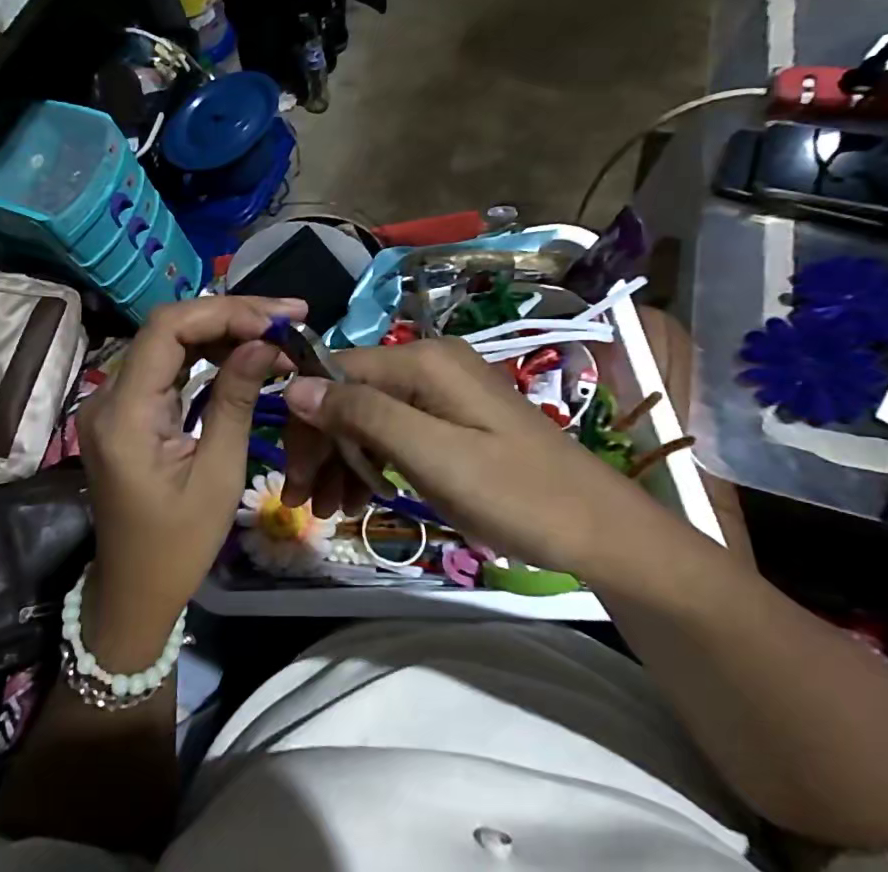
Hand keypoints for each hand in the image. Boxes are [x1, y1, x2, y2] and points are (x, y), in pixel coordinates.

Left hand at [77, 296, 303, 666]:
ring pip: (170, 342)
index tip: (278, 319)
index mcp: (124, 414)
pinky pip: (168, 367)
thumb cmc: (178, 545)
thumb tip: (264, 342)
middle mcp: (109, 397)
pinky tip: (246, 353)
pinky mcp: (128, 411)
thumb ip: (236, 401)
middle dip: (231, 316)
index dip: (225, 313)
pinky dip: (209, 355)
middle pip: (169, 329)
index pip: (168, 329)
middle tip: (291, 317)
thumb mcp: (218, 475)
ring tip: (279, 333)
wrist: (135, 589)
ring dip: (224, 332)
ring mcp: (114, 402)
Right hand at [281, 337, 691, 577]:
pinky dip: (374, 462)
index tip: (295, 479)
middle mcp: (430, 364)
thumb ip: (363, 415)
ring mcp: (445, 391)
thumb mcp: (433, 456)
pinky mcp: (454, 419)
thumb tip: (292, 384)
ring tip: (334, 510)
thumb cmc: (515, 493)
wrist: (595, 527)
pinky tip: (364, 496)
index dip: (306, 423)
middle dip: (322, 446)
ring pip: (370, 416)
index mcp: (424, 361)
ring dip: (344, 459)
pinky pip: (397, 431)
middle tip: (307, 504)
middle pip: (350, 395)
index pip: (335, 374)